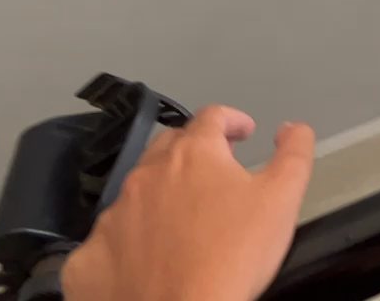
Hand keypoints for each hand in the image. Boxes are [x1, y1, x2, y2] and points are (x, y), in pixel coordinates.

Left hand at [62, 105, 315, 300]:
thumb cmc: (234, 256)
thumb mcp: (285, 193)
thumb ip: (295, 149)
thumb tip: (290, 128)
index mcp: (193, 155)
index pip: (211, 116)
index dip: (233, 119)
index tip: (244, 133)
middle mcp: (146, 178)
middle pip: (168, 146)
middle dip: (194, 150)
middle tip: (217, 170)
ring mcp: (110, 222)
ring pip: (137, 192)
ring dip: (162, 194)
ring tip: (185, 218)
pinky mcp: (84, 264)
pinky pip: (107, 240)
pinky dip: (129, 239)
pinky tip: (148, 257)